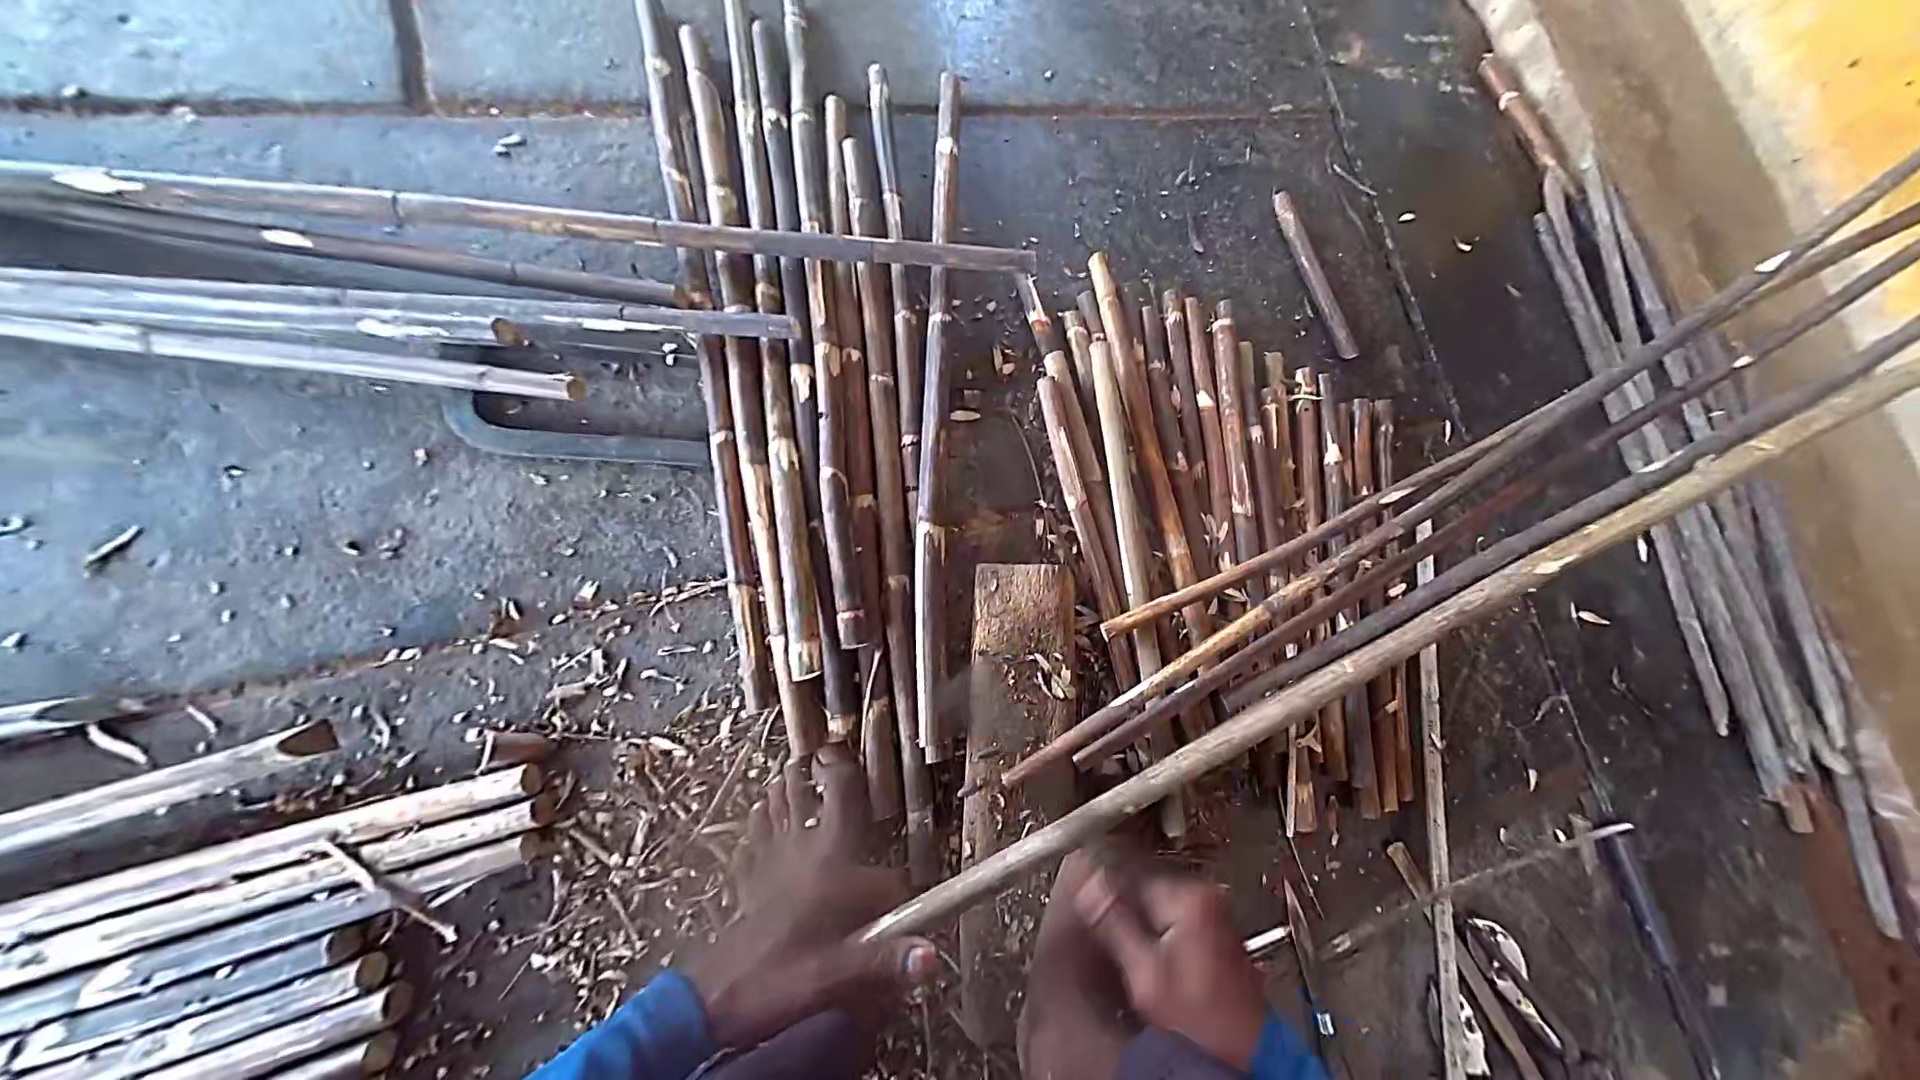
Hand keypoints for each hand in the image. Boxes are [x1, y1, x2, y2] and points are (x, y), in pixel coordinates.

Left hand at [683, 743, 938, 1048]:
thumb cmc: (777, 980)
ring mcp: (771, 862)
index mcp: (829, 859)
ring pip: (778, 807)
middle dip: (817, 770)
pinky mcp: (751, 880)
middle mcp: (801, 850)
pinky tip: (760, 815)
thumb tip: (929, 956)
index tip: (851, 756)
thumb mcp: (837, 974)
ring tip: (793, 768)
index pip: (845, 796)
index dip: (849, 772)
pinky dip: (760, 820)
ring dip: (787, 787)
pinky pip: (755, 836)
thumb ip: (884, 960)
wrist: (713, 1001)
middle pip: (806, 792)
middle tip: (824, 751)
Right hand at [1074, 862, 1268, 1068]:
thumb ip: (1112, 923)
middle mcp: (1207, 895)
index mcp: (1192, 897)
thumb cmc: (1204, 1019)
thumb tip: (1086, 887)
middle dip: (1124, 902)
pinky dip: (1157, 923)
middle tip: (1107, 922)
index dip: (1105, 886)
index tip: (1087, 892)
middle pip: (1145, 884)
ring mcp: (1215, 909)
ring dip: (1140, 914)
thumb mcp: (1145, 971)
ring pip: (1158, 897)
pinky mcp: (1215, 924)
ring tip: (1131, 942)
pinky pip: (1173, 910)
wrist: (1244, 1049)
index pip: (1132, 872)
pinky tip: (1150, 947)